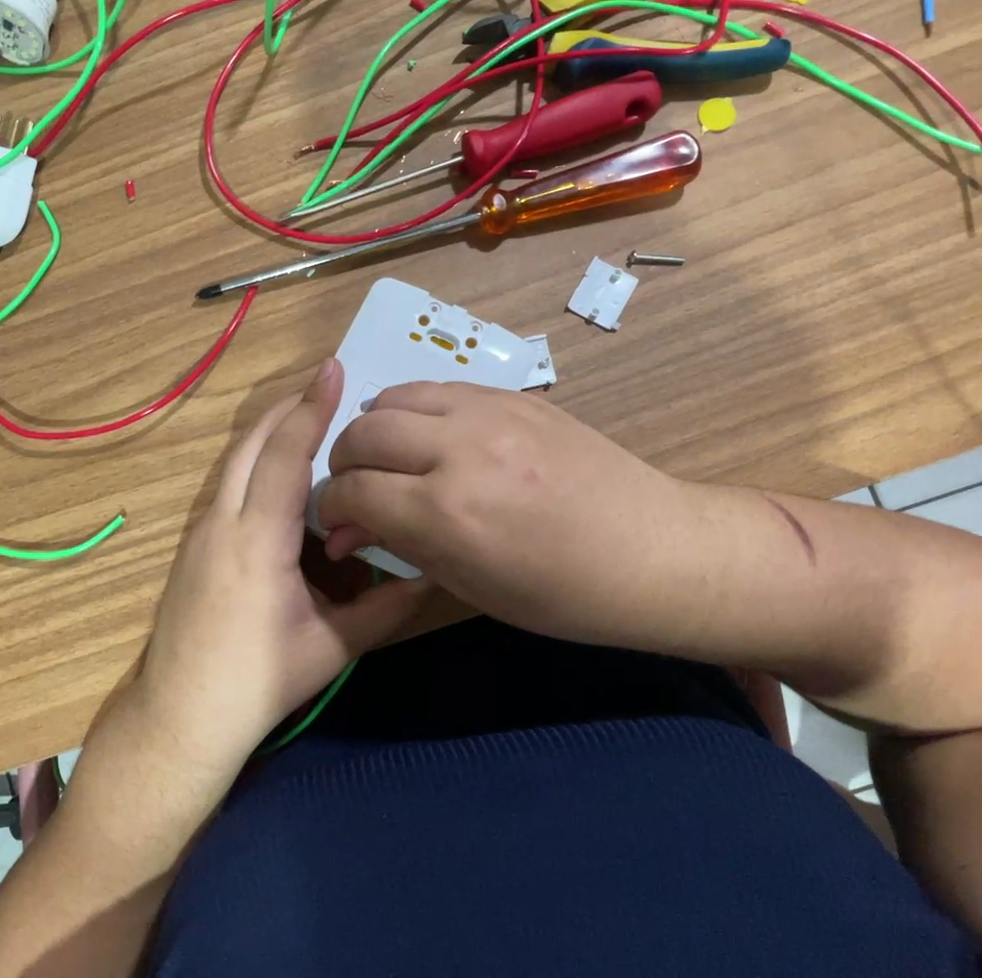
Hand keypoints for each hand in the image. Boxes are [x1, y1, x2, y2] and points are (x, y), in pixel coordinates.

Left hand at [133, 359, 426, 769]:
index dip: (312, 409)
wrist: (180, 717)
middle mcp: (222, 522)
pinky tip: (280, 484)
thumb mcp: (332, 647)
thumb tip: (432, 576)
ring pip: (234, 465)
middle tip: (326, 388)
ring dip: (269, 436)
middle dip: (287, 410)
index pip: (286, 454)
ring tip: (308, 425)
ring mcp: (200, 535)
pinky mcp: (191, 551)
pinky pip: (227, 489)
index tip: (333, 369)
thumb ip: (384, 609)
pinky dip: (255, 467)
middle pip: (251, 445)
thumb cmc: (259, 682)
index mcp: (258, 538)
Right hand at [317, 382, 682, 641]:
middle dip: (343, 463)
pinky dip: (417, 409)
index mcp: (446, 513)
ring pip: (396, 397)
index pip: (352, 490)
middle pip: (363, 433)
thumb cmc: (560, 595)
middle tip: (354, 488)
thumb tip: (344, 529)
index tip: (335, 521)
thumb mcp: (469, 584)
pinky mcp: (514, 395)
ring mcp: (490, 413)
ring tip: (386, 456)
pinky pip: (441, 387)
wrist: (651, 551)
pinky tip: (429, 436)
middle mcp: (460, 450)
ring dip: (376, 426)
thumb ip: (400, 544)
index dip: (331, 508)